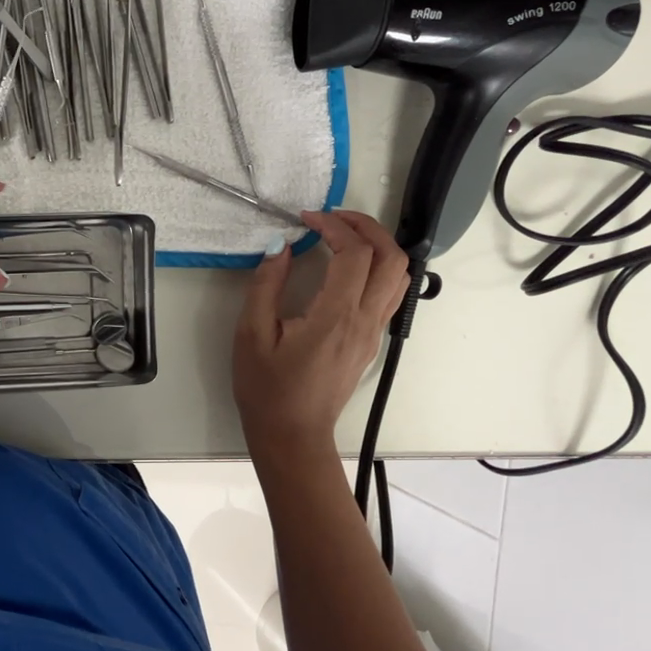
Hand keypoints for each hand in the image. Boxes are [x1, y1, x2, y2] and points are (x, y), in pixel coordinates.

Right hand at [233, 211, 411, 464]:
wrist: (291, 432)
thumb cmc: (266, 386)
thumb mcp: (251, 333)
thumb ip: (266, 286)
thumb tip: (280, 247)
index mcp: (335, 316)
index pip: (354, 254)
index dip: (334, 226)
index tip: (306, 218)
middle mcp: (365, 320)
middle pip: (392, 258)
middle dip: (366, 227)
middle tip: (332, 218)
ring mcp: (373, 331)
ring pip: (399, 275)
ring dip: (377, 246)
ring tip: (342, 236)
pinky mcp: (371, 340)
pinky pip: (389, 293)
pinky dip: (376, 267)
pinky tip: (345, 267)